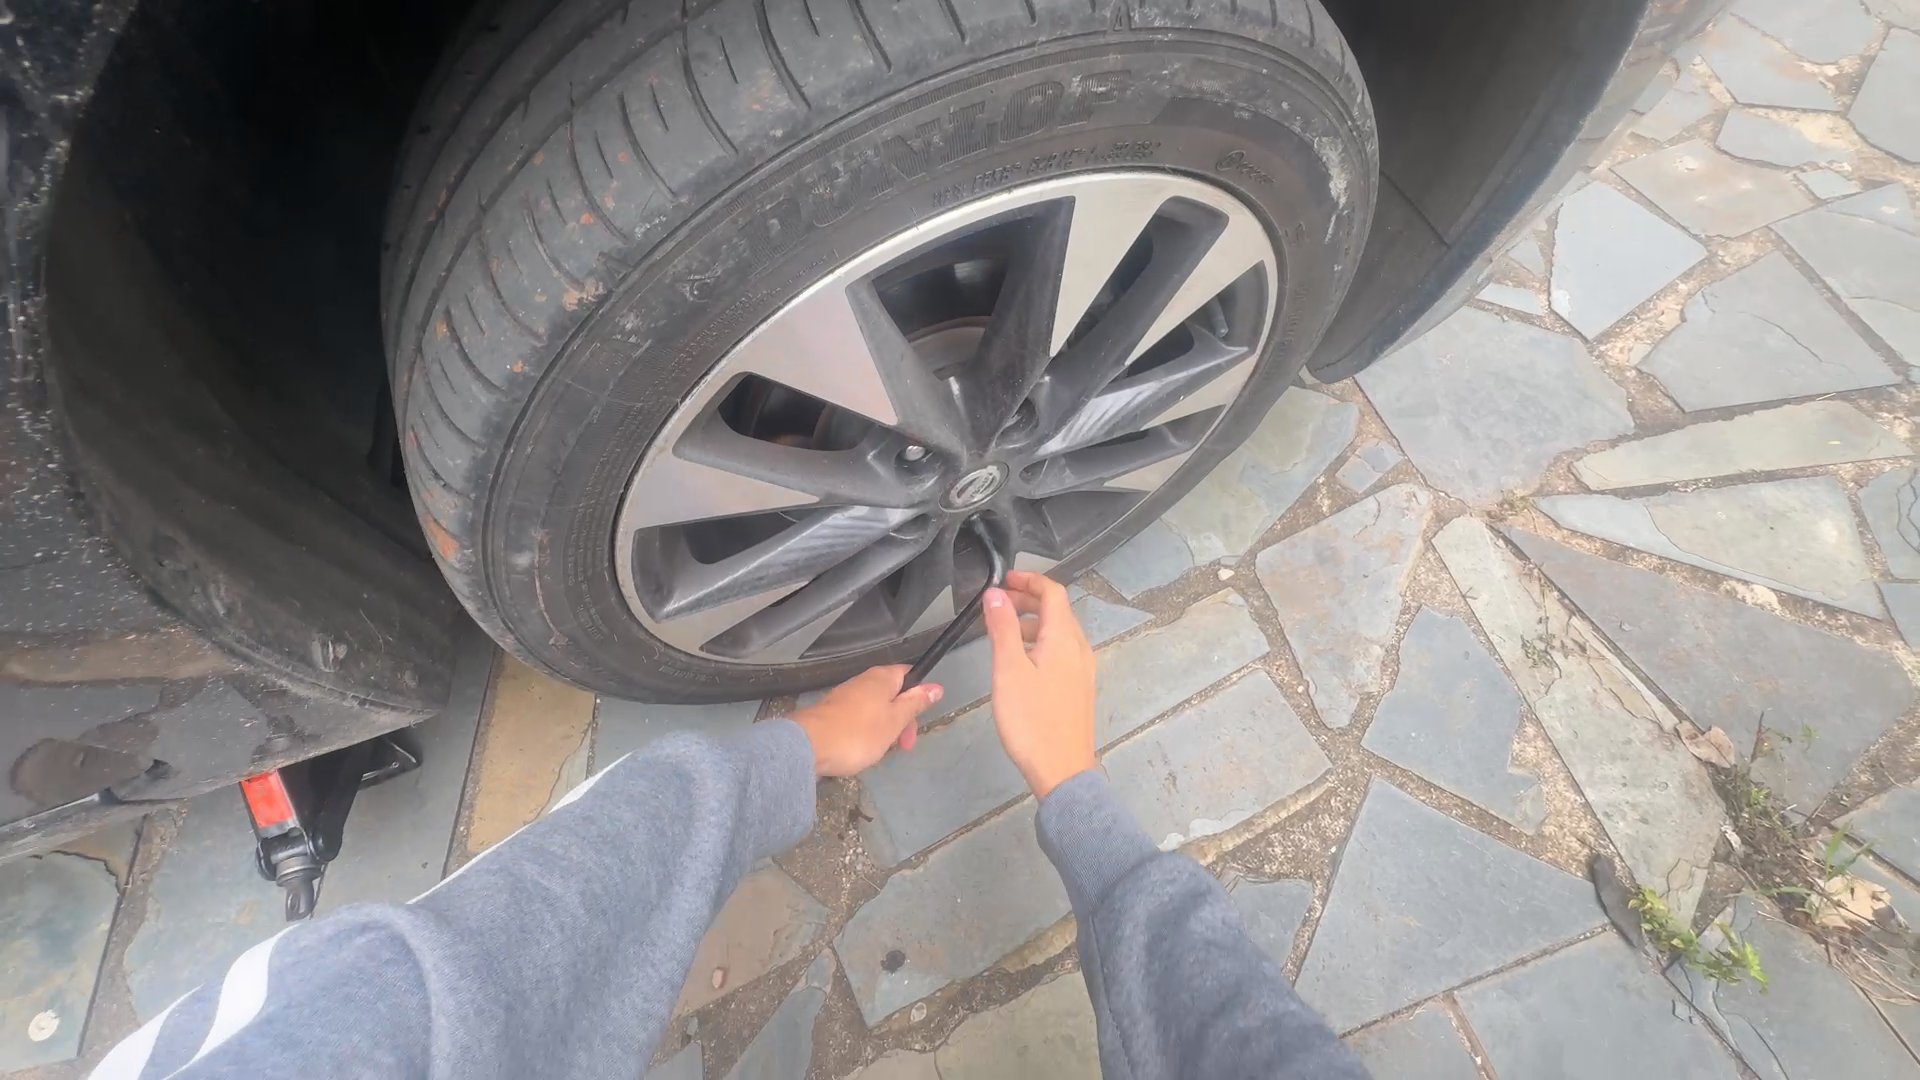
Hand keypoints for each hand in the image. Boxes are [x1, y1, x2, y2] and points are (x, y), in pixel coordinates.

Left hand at [792, 665, 941, 776]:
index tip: (921, 717)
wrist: (808, 746)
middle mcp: (863, 681)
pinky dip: (866, 733)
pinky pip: (859, 719)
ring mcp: (845, 697)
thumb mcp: (895, 720)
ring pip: (876, 709)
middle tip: (904, 746)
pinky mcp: (832, 714)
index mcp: (881, 678)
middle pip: (892, 694)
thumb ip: (915, 703)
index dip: (919, 694)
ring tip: (881, 751)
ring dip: (885, 729)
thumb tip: (936, 686)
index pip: (909, 674)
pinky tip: (862, 750)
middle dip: (903, 719)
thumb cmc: (858, 732)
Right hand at [980, 570, 1097, 798]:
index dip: (1029, 580)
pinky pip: (1061, 651)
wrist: (1062, 771)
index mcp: (1064, 638)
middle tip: (997, 603)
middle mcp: (1080, 648)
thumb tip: (995, 593)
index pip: (1053, 592)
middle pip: (1058, 610)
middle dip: (1028, 600)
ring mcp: (1083, 669)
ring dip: (1032, 622)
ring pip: (1059, 632)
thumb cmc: (1032, 720)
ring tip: (1002, 631)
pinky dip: (1040, 642)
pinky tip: (1020, 661)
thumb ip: (1002, 627)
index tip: (1003, 580)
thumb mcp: (1009, 670)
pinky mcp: (1079, 688)